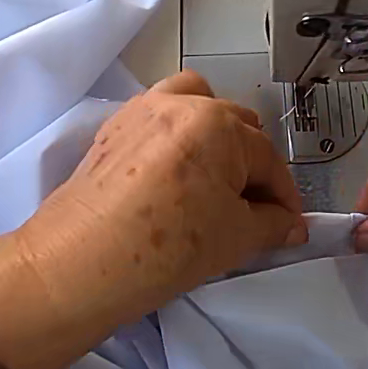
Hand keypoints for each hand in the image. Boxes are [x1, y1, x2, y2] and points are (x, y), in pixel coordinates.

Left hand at [0, 71, 307, 368]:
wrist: (79, 265)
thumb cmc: (161, 249)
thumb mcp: (234, 239)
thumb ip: (272, 224)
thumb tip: (288, 224)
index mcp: (218, 124)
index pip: (268, 159)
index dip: (284, 197)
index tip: (287, 224)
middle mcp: (179, 104)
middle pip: (235, 128)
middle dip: (250, 167)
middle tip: (250, 210)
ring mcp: (141, 111)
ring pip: (196, 107)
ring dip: (214, 137)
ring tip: (212, 180)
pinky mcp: (113, 128)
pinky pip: (158, 118)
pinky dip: (176, 135)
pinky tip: (172, 175)